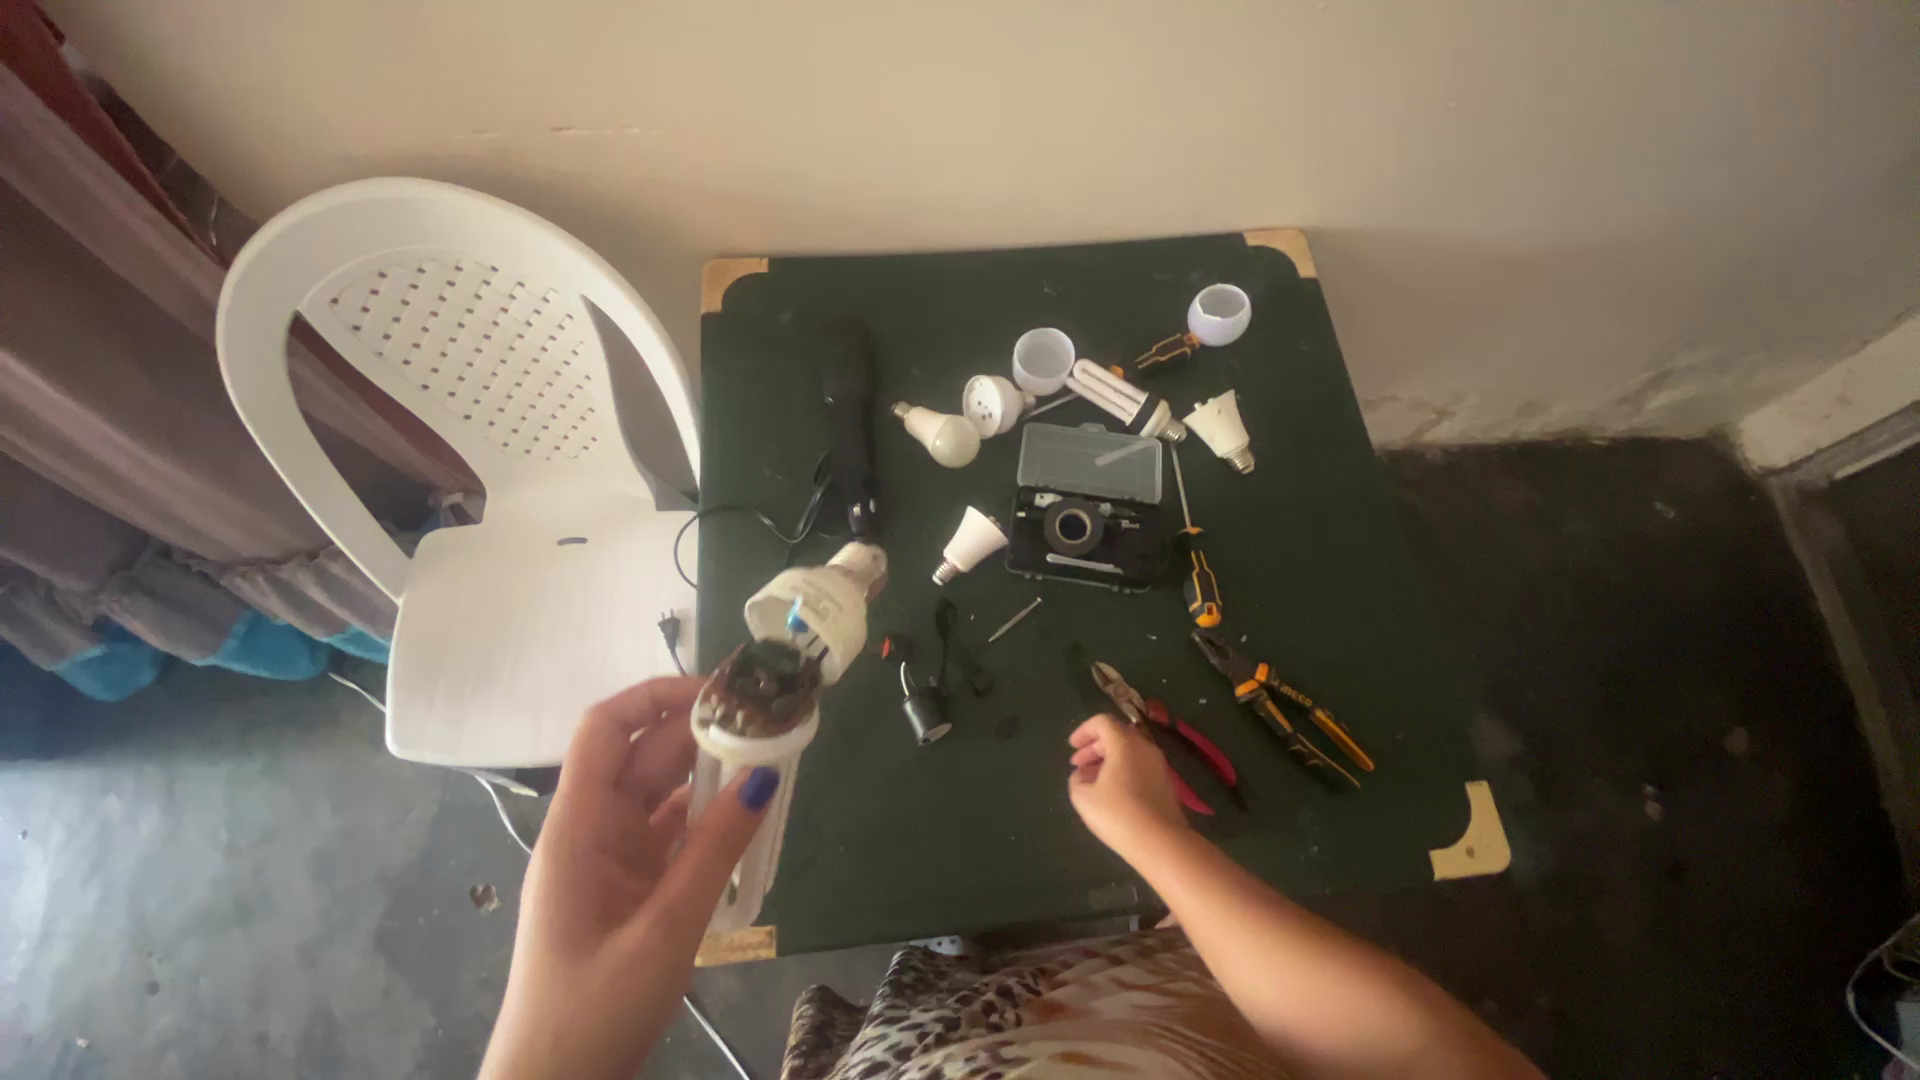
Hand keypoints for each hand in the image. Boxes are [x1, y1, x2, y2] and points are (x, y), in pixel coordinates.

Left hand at [478, 676, 780, 1079]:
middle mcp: (592, 830)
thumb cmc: (593, 1010)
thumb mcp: (666, 928)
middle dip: (699, 730)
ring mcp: (611, 858)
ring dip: (708, 771)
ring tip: (768, 753)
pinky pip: (671, 831)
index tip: (719, 692)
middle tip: (765, 719)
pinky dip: (708, 814)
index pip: (605, 730)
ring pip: (661, 792)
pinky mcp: (630, 885)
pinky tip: (747, 810)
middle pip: (642, 756)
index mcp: (578, 828)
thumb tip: (764, 773)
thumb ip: (716, 848)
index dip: (655, 697)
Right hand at [1067, 713, 1190, 859]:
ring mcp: (1159, 766)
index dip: (1084, 731)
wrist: (1162, 843)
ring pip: (1130, 752)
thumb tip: (1082, 775)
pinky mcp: (1166, 784)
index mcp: (1125, 744)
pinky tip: (1112, 793)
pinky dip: (1123, 771)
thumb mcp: (1083, 798)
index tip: (1072, 747)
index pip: (1103, 722)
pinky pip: (1140, 767)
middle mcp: (1145, 748)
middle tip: (1078, 765)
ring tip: (1092, 781)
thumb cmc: (1118, 814)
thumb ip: (1076, 780)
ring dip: (1108, 760)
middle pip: (1117, 735)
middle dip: (1094, 747)